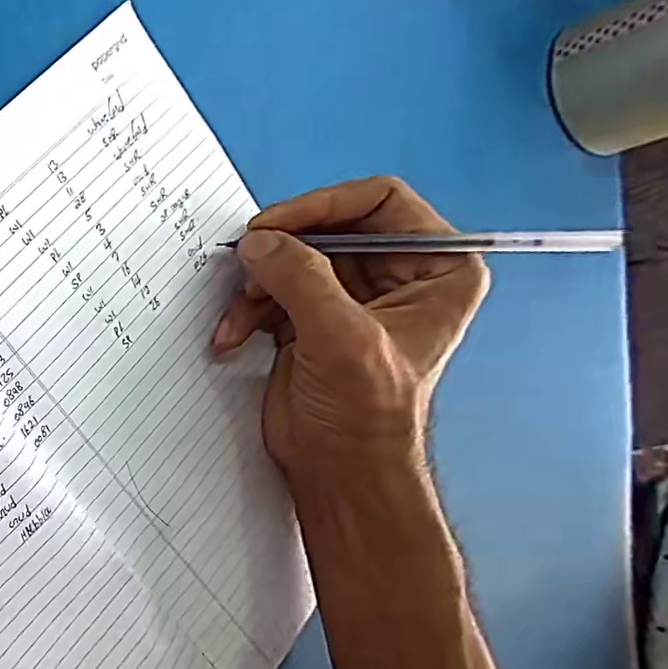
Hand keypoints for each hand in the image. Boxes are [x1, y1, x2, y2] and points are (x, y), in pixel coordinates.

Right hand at [210, 177, 488, 479]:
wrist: (338, 466)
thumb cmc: (365, 411)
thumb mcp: (341, 338)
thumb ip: (301, 280)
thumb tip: (257, 242)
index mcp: (434, 267)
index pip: (379, 202)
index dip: (322, 206)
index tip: (273, 226)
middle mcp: (392, 275)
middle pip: (324, 229)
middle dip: (280, 252)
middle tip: (246, 264)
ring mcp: (345, 297)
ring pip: (288, 260)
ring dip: (255, 287)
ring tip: (240, 314)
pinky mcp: (306, 318)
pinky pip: (268, 291)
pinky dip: (244, 310)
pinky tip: (233, 335)